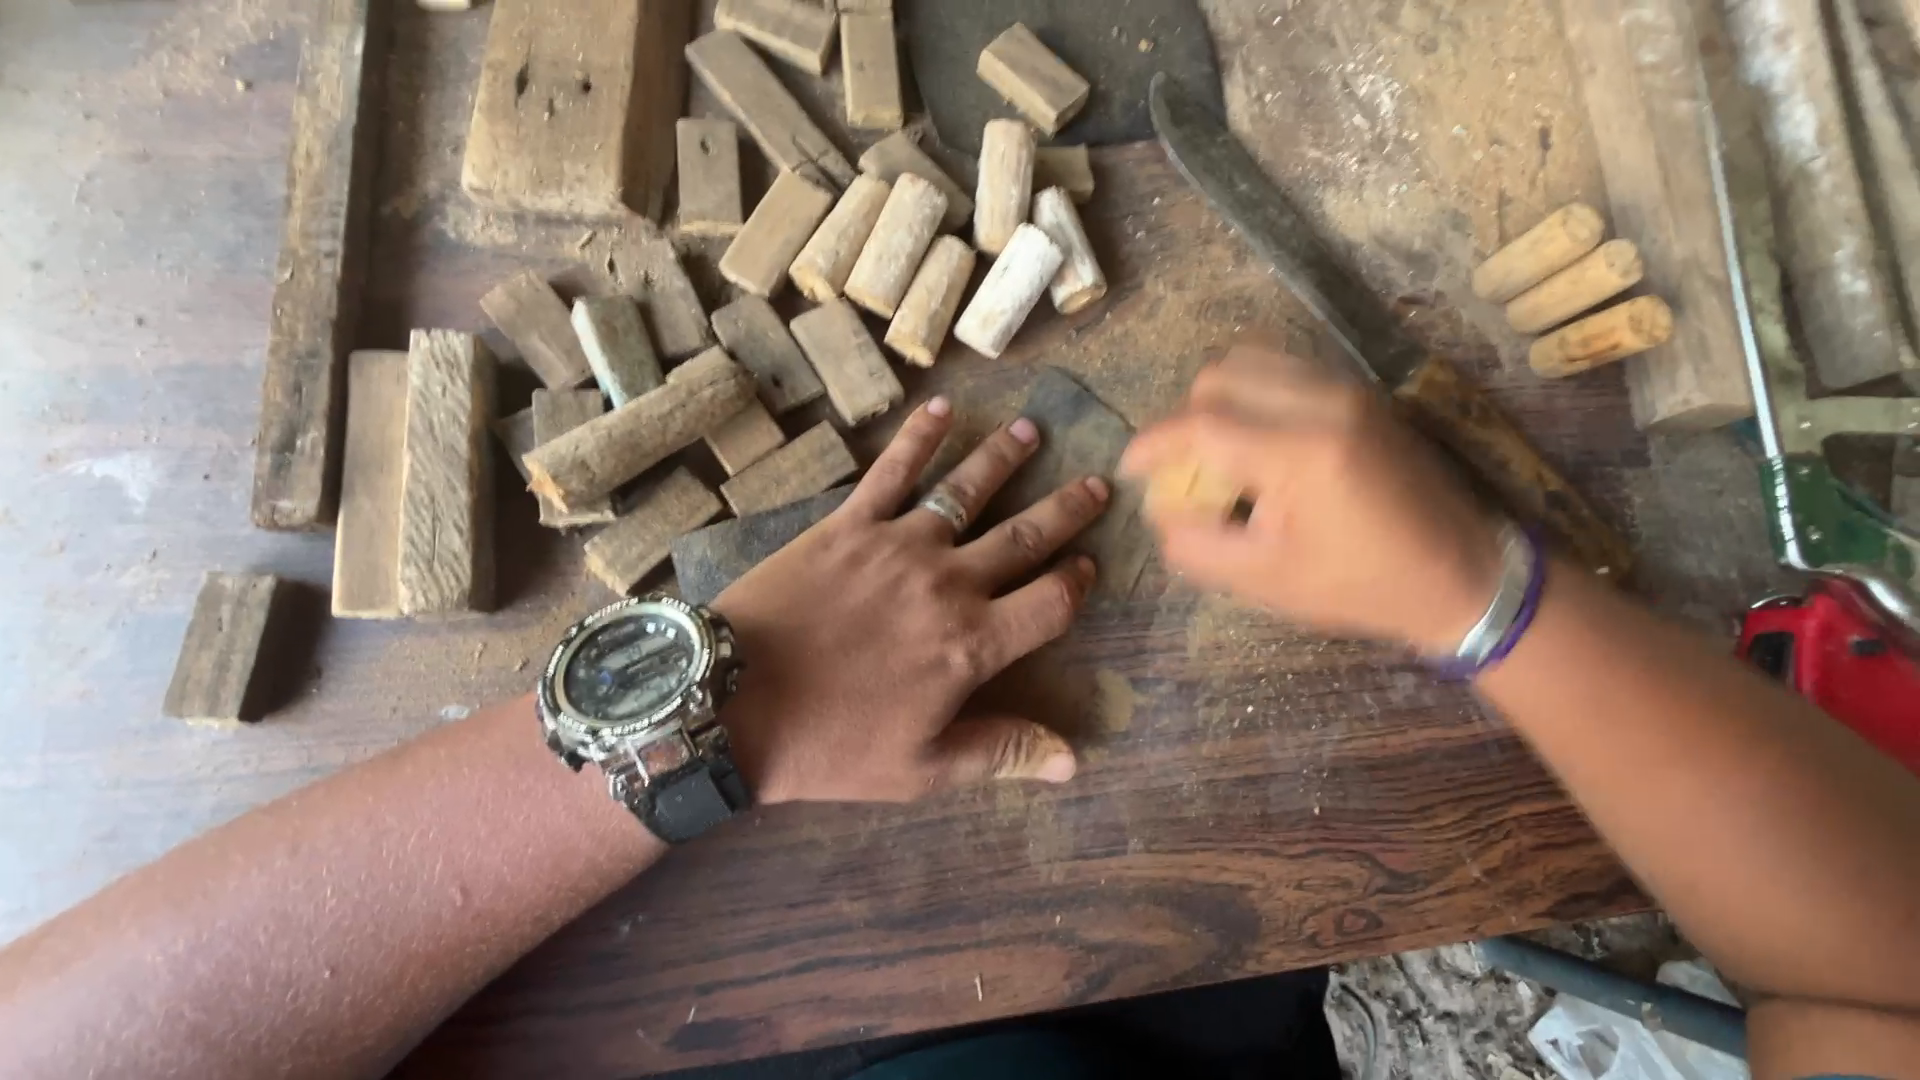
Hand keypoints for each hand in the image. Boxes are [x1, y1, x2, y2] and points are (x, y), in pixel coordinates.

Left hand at [713, 397, 1108, 804]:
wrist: (730, 705)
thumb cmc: (828, 744)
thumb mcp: (920, 768)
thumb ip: (1000, 753)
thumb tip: (1072, 762)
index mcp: (972, 645)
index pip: (1049, 604)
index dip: (1077, 584)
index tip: (1088, 566)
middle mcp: (948, 584)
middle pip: (1024, 537)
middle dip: (1065, 510)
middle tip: (1097, 484)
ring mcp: (899, 545)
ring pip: (966, 491)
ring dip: (1004, 459)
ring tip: (1033, 431)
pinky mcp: (849, 524)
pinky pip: (892, 471)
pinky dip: (919, 437)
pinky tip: (942, 407)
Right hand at [1120, 343, 1503, 652]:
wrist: (1465, 574)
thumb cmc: (1361, 585)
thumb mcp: (1265, 581)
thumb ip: (1195, 545)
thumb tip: (1159, 509)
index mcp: (1300, 453)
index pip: (1200, 424)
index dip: (1153, 445)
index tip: (1129, 469)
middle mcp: (1323, 402)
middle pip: (1219, 377)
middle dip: (1184, 421)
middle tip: (1183, 469)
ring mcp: (1347, 389)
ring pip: (1250, 362)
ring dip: (1217, 401)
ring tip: (1217, 451)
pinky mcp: (1360, 391)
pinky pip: (1283, 368)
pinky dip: (1251, 393)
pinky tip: (1255, 439)